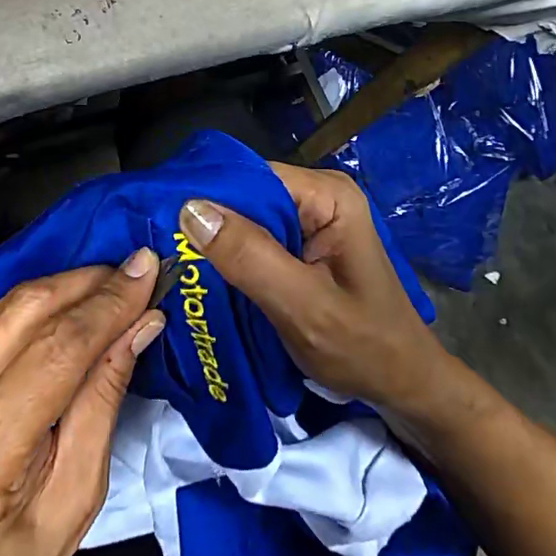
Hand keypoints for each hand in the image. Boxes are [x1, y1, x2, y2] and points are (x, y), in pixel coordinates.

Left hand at [0, 251, 167, 555]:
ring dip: (69, 285)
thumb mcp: (79, 496)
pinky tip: (75, 305)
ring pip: (7, 306)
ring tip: (118, 284)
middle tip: (141, 270)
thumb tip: (143, 322)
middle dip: (93, 282)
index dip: (111, 304)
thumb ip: (105, 399)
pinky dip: (39, 303)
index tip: (152, 270)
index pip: (57, 351)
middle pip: (27, 313)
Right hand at [179, 164, 451, 414]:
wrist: (399, 377)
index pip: (253, 178)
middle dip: (206, 223)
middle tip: (155, 254)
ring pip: (249, 219)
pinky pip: (259, 240)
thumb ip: (250, 257)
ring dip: (215, 244)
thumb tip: (190, 208)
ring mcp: (315, 219)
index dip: (206, 198)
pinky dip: (233, 258)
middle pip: (249, 195)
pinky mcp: (306, 243)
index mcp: (330, 196)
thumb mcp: (303, 306)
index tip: (155, 225)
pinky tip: (203, 278)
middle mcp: (322, 195)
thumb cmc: (362, 345)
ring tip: (169, 267)